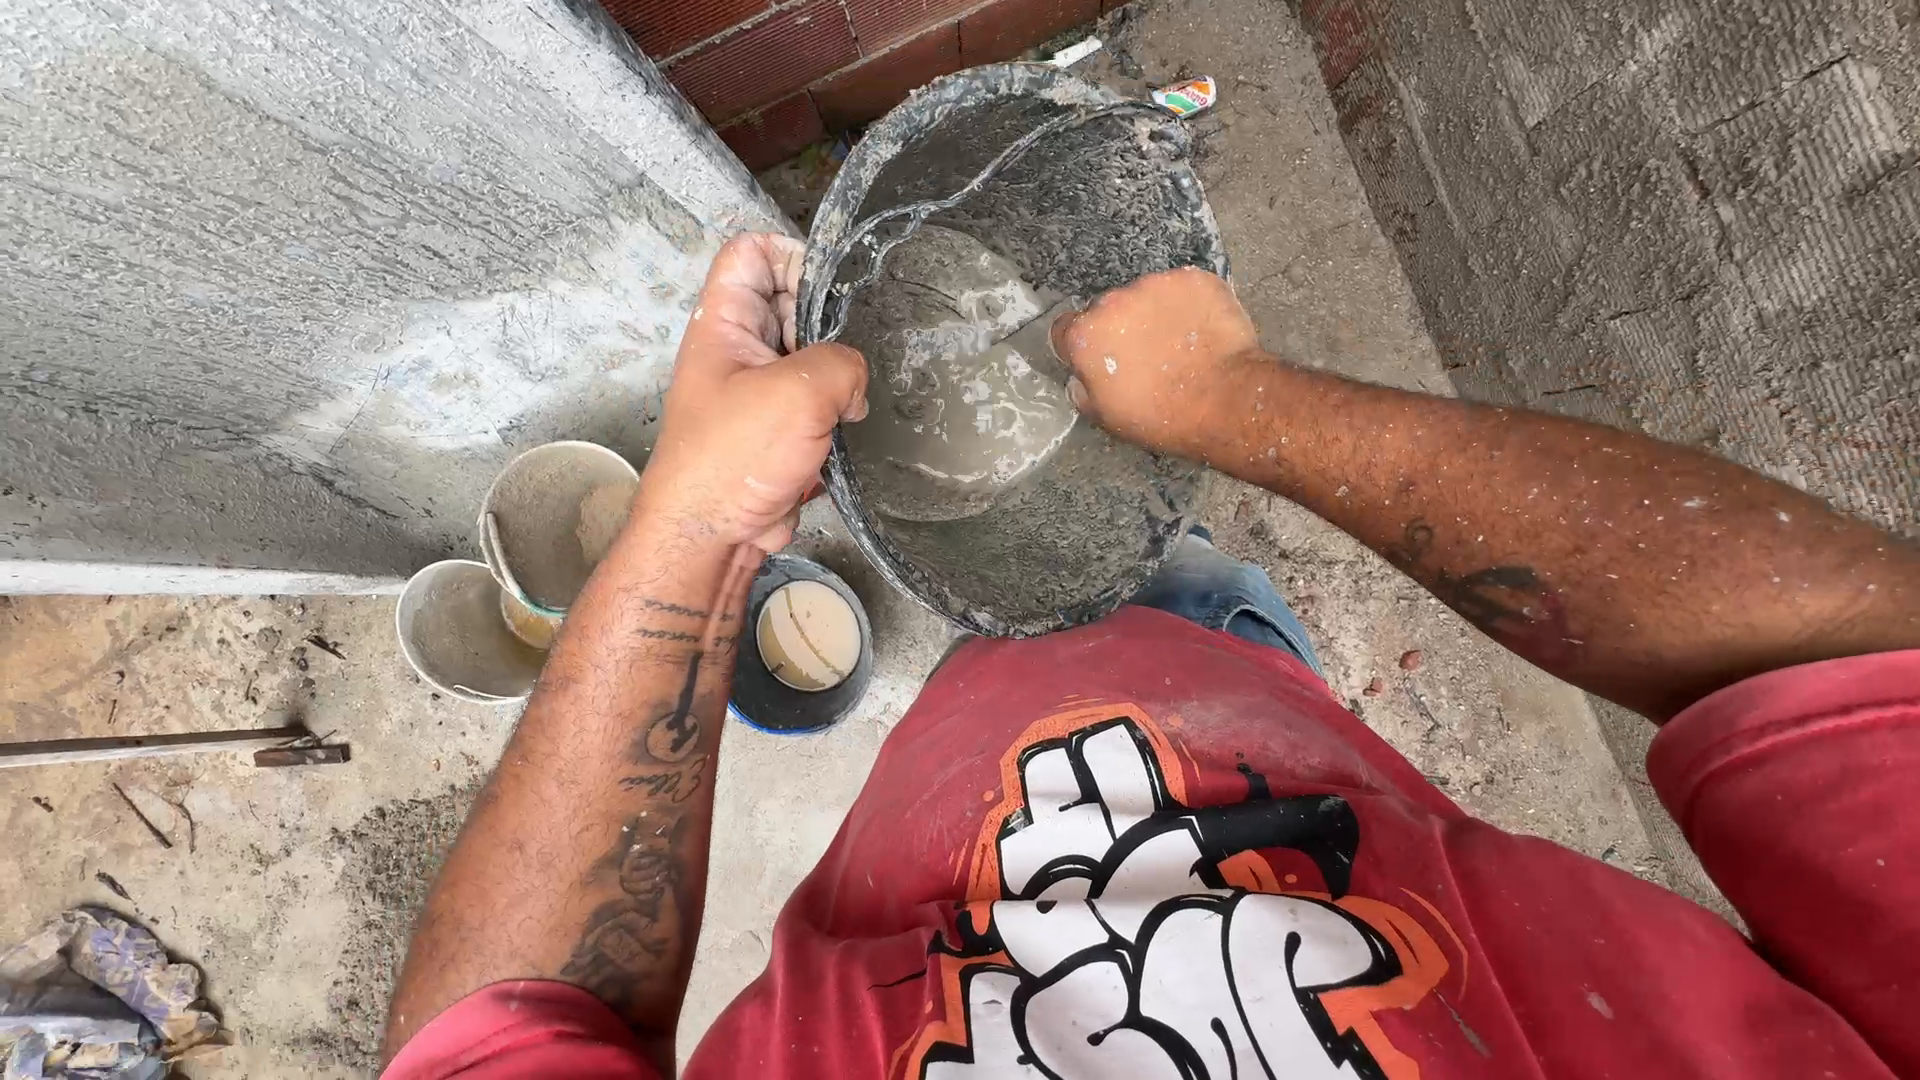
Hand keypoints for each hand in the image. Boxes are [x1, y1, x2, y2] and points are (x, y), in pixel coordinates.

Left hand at [638, 233, 868, 552]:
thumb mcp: (798, 394)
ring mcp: (759, 390)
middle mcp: (739, 350)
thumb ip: (843, 365)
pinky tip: (847, 428)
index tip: (830, 291)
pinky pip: (816, 400)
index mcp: (724, 323)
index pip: (752, 253)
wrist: (714, 534)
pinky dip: (836, 410)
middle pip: (790, 304)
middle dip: (828, 324)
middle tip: (847, 359)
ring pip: (810, 356)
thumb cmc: (735, 458)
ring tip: (849, 399)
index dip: (792, 256)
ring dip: (838, 375)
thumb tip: (854, 387)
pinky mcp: (778, 428)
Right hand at [1050, 267, 1266, 462]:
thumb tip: (1080, 381)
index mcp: (1085, 336)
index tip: (1096, 357)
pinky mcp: (1191, 279)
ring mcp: (1154, 285)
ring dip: (1153, 314)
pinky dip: (1186, 305)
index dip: (1080, 345)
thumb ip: (1083, 392)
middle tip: (1143, 357)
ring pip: (1144, 296)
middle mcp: (1113, 301)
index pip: (1065, 328)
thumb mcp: (1107, 417)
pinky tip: (1197, 331)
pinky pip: (1180, 288)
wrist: (1223, 399)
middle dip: (1119, 328)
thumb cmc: (1163, 415)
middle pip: (1106, 309)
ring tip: (1176, 345)